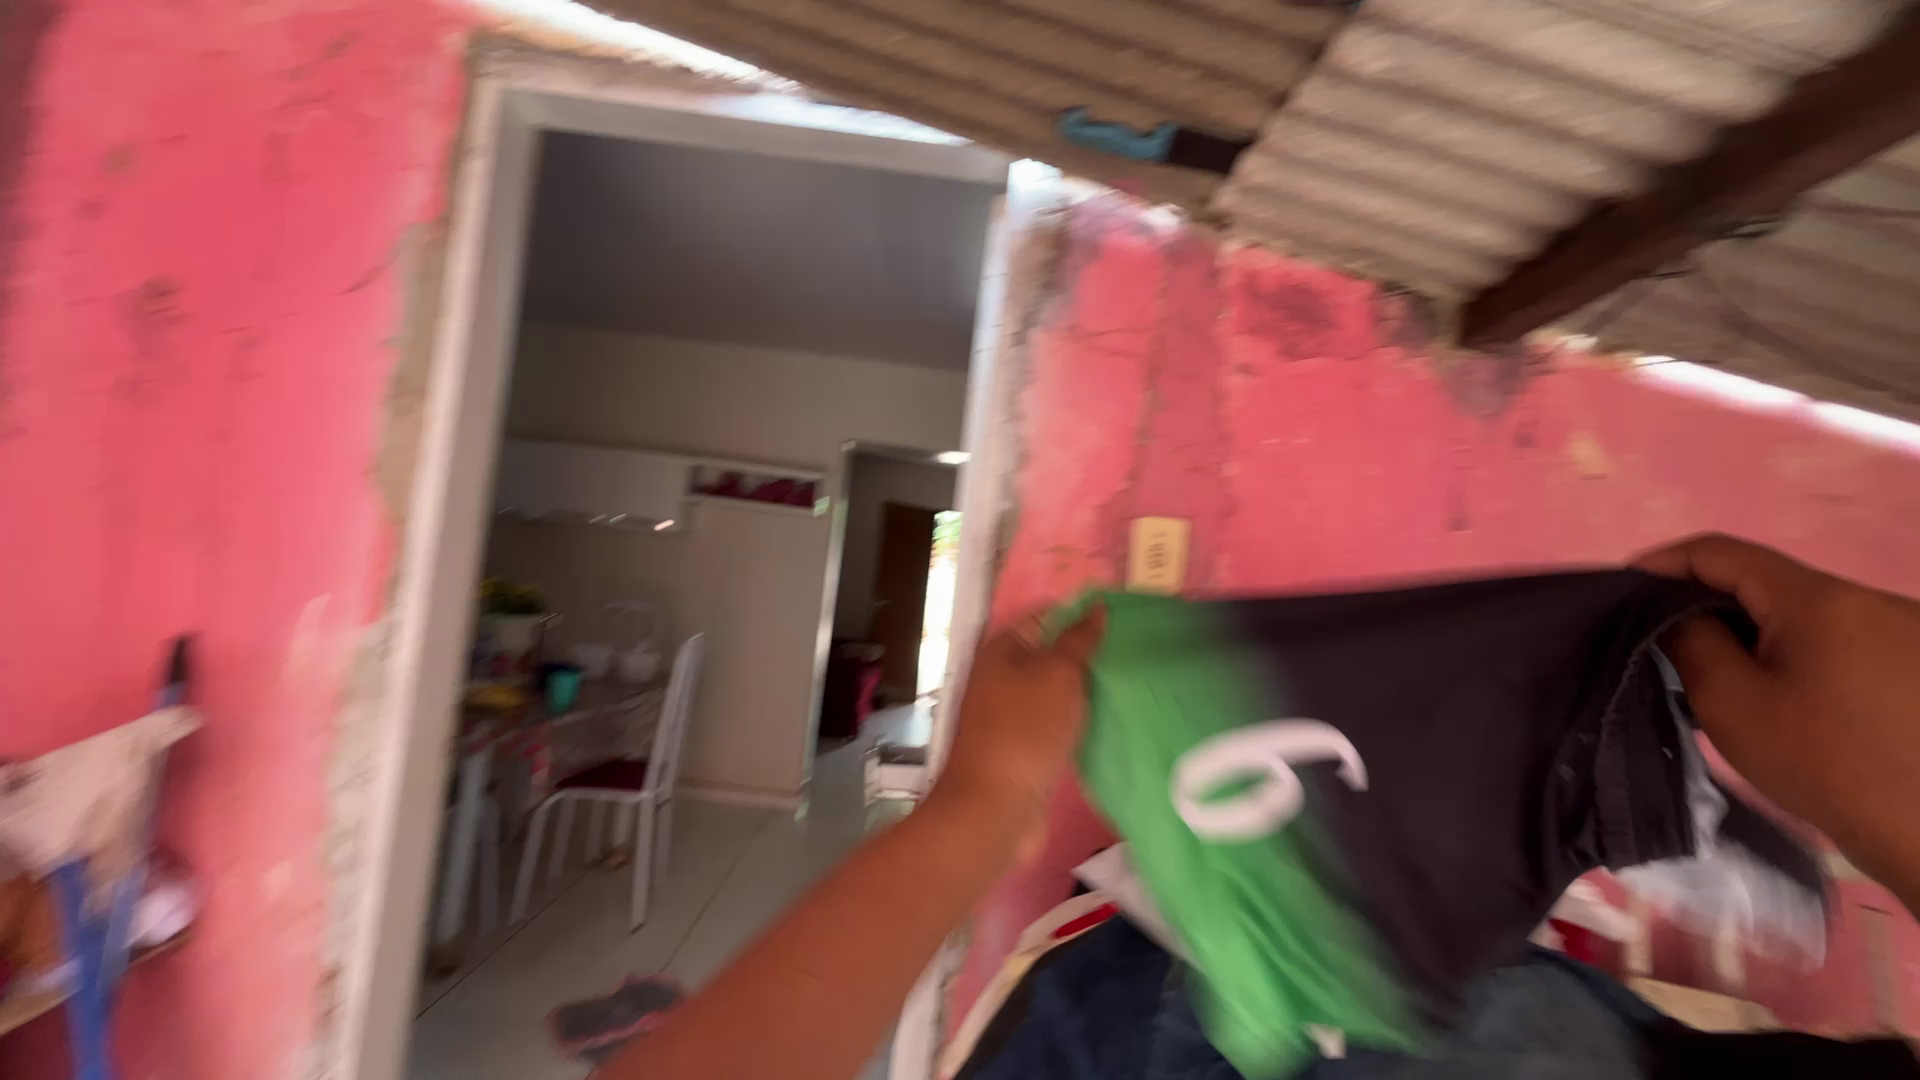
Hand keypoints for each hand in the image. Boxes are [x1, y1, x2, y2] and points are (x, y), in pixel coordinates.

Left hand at [931, 605, 1105, 849]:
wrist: (996, 805)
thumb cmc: (1026, 728)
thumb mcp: (1059, 674)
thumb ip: (1079, 640)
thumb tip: (1096, 608)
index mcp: (1000, 649)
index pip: (1043, 615)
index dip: (1078, 612)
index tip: (1120, 615)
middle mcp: (999, 676)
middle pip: (1048, 653)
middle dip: (1085, 651)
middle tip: (1134, 648)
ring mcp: (1008, 714)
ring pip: (1053, 689)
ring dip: (1084, 687)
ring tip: (1129, 680)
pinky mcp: (1021, 746)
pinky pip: (1054, 721)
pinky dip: (1077, 718)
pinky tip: (1108, 718)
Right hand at [1635, 535, 1919, 899]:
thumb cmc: (1822, 761)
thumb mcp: (1727, 698)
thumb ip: (1687, 638)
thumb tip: (1672, 612)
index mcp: (1821, 600)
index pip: (1719, 551)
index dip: (1660, 563)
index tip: (1619, 592)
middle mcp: (1873, 601)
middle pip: (1762, 581)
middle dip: (1701, 602)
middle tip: (1659, 641)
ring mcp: (1907, 632)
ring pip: (1798, 611)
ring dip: (1747, 630)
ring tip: (1714, 672)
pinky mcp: (1918, 665)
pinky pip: (1835, 637)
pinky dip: (1788, 651)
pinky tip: (1776, 692)